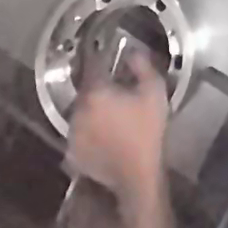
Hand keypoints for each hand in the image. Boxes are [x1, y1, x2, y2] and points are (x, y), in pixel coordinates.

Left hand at [67, 50, 168, 200]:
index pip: (93, 66)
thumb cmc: (148, 130)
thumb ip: (143, 66)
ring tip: (109, 113)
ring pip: (80, 112)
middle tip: (114, 89)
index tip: (108, 56)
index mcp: (95, 93)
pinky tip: (103, 133)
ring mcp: (72, 134)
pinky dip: (88, 130)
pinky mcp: (73, 154)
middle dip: (98, 87)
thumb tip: (132, 52)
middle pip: (86, 90)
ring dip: (91, 109)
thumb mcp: (154, 92)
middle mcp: (78, 110)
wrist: (139, 175)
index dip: (101, 58)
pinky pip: (79, 133)